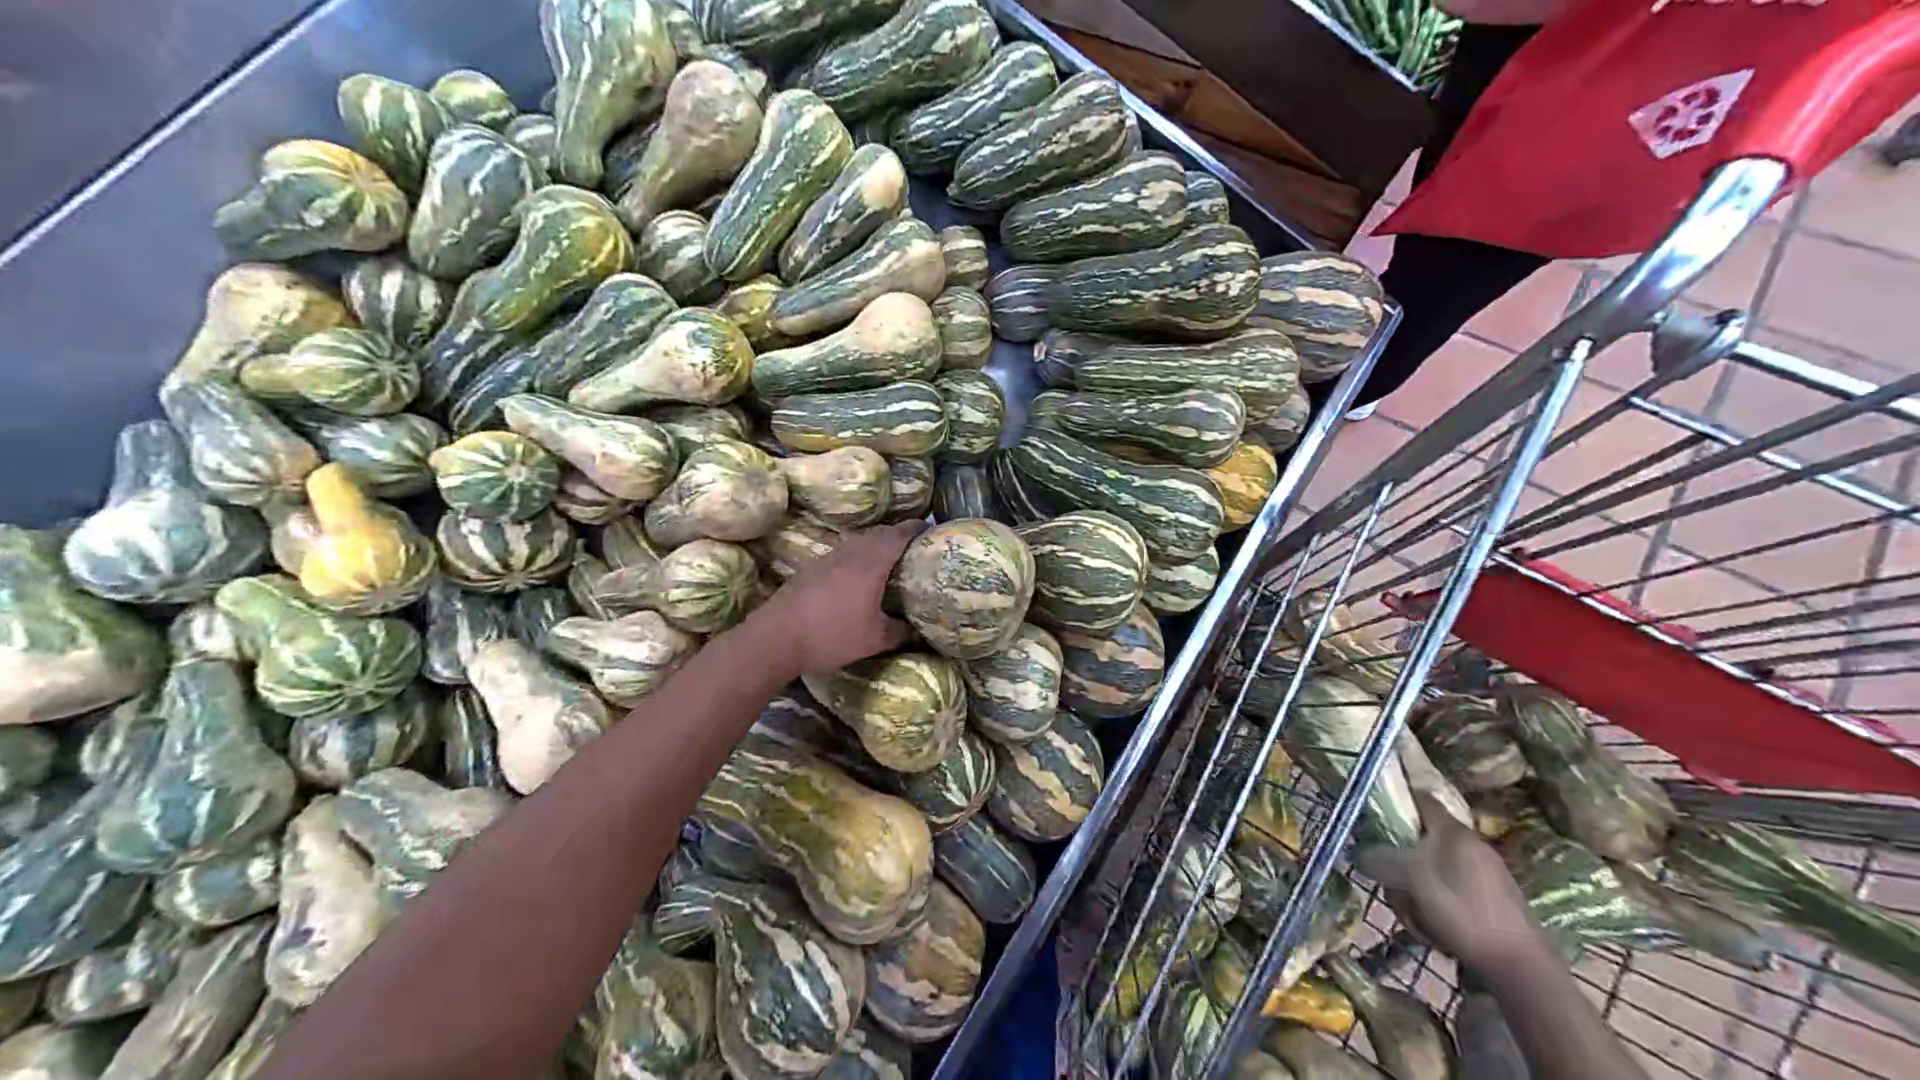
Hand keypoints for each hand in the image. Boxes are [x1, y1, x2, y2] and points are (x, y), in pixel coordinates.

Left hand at [756, 520, 922, 675]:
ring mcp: (826, 559)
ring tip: (885, 557)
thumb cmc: (831, 635)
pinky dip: (855, 555)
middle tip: (911, 544)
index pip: (896, 536)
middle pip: (876, 533)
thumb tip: (915, 628)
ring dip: (873, 543)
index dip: (914, 529)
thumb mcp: (874, 640)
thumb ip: (899, 631)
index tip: (927, 527)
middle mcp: (849, 554)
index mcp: (870, 564)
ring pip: (856, 541)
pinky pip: (841, 553)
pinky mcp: (810, 569)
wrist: (776, 638)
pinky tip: (855, 574)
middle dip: (895, 534)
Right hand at [1355, 792, 1549, 974]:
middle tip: (1389, 872)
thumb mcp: (1412, 882)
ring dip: (1417, 876)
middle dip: (1402, 851)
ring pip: (1436, 860)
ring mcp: (1487, 870)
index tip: (1374, 816)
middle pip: (1425, 834)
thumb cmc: (1463, 914)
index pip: (1421, 799)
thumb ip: (1381, 860)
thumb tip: (1359, 853)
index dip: (1396, 802)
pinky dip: (1436, 892)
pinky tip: (1433, 919)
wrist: (1520, 967)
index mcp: (1455, 832)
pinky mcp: (1494, 895)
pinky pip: (1452, 881)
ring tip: (1410, 904)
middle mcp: (1473, 844)